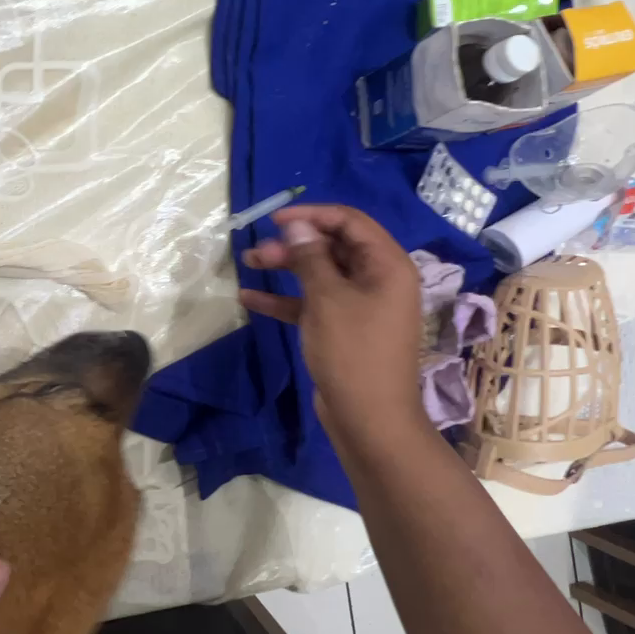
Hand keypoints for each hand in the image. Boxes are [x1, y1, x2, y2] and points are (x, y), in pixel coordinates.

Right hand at [240, 205, 427, 438]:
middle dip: (293, 244)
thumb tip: (296, 224)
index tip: (274, 219)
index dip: (312, 215)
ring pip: (319, 274)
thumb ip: (310, 257)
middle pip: (333, 246)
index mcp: (386, 265)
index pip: (350, 221)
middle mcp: (377, 279)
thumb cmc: (353, 352)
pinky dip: (284, 300)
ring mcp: (360, 305)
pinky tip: (249, 299)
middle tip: (256, 251)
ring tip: (248, 264)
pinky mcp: (342, 329)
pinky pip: (311, 303)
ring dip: (285, 268)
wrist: (368, 419)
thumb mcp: (327, 298)